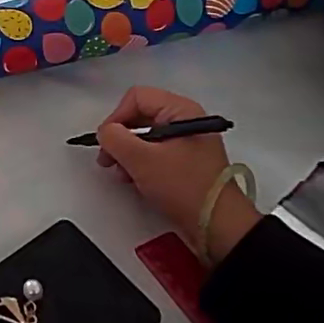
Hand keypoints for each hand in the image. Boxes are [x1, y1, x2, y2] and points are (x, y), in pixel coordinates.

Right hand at [95, 87, 260, 262]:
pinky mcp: (186, 161)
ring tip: (123, 175)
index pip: (137, 97)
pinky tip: (136, 181)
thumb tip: (106, 132)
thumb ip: (115, 139)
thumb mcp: (142, 160)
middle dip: (121, 138)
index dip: (116, 117)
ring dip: (128, 154)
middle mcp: (185, 120)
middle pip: (141, 116)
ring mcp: (186, 141)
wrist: (218, 224)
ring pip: (146, 137)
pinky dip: (141, 164)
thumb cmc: (182, 185)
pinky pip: (156, 153)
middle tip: (108, 161)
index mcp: (180, 110)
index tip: (106, 143)